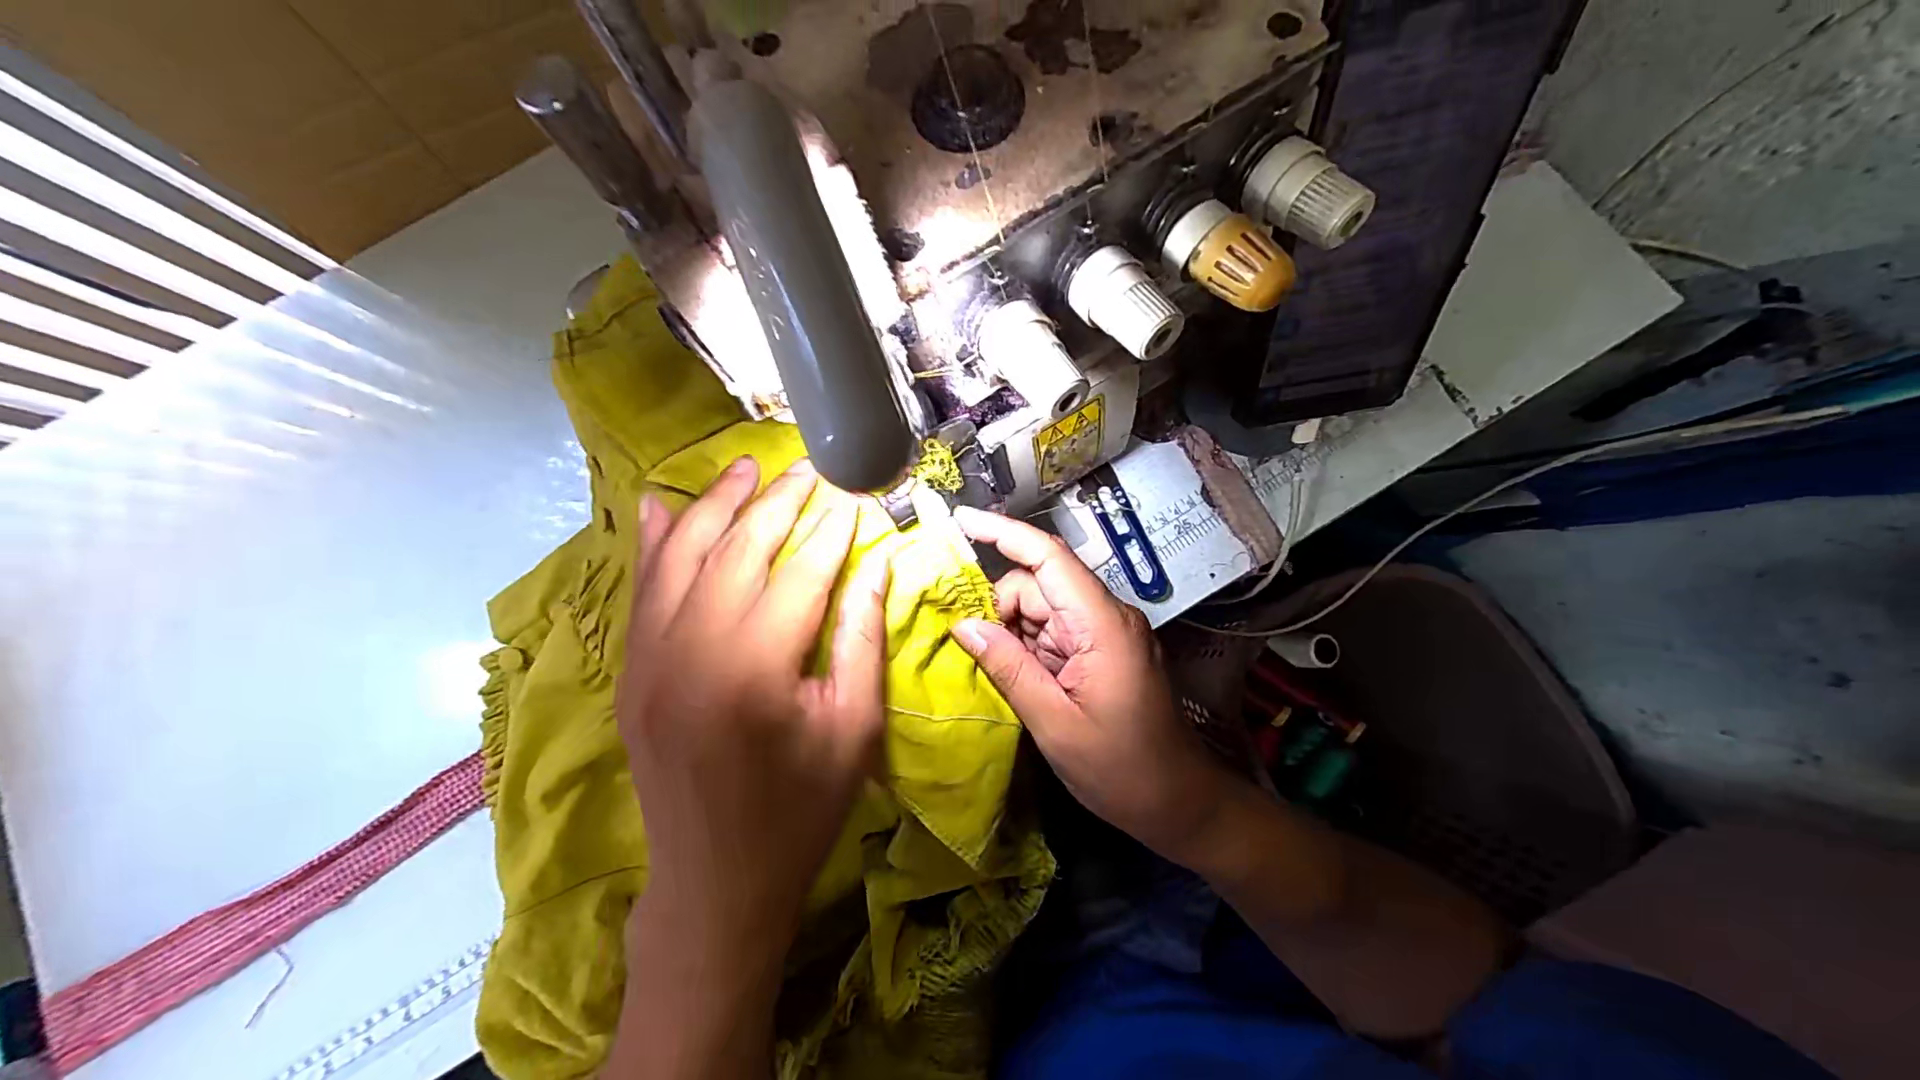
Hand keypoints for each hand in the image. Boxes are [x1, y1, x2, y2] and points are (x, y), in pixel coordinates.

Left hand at [616, 456, 887, 954]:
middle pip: (739, 550)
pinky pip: (642, 592)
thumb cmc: (801, 810)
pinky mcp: (633, 672)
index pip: (801, 572)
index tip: (853, 497)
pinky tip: (665, 507)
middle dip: (778, 503)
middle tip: (807, 470)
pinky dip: (657, 545)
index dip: (833, 531)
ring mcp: (651, 659)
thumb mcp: (854, 727)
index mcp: (756, 669)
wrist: (715, 880)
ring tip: (745, 468)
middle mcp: (693, 650)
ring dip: (715, 506)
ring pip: (682, 558)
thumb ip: (863, 638)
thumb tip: (877, 565)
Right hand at [947, 506, 1247, 868]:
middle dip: (1001, 610)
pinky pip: (1055, 631)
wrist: (1180, 802)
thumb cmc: (1122, 771)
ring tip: (1010, 679)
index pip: (1048, 557)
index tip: (961, 519)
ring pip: (1042, 608)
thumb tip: (963, 625)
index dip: (1003, 532)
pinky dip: (1030, 647)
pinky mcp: (1103, 650)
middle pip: (1038, 585)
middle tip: (979, 654)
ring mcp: (1107, 632)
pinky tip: (1025, 680)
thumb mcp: (1055, 724)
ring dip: (1015, 634)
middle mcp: (1107, 616)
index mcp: (1102, 625)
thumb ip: (1008, 667)